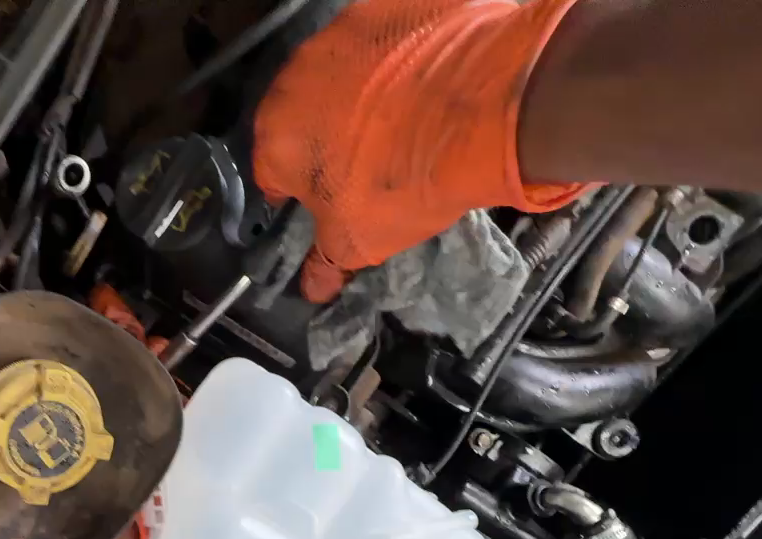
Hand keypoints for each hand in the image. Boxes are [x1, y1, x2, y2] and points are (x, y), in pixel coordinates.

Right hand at [253, 0, 591, 301]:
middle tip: (363, 162)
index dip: (297, 194)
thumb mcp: (356, 241)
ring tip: (403, 117)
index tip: (325, 201)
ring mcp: (347, 26)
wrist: (490, 105)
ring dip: (357, 93)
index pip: (271, 174)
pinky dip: (401, 54)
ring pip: (341, 71)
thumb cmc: (400, 184)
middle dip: (322, 138)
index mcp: (274, 136)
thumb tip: (313, 289)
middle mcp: (296, 74)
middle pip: (300, 115)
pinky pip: (389, 33)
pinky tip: (430, 80)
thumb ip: (324, 263)